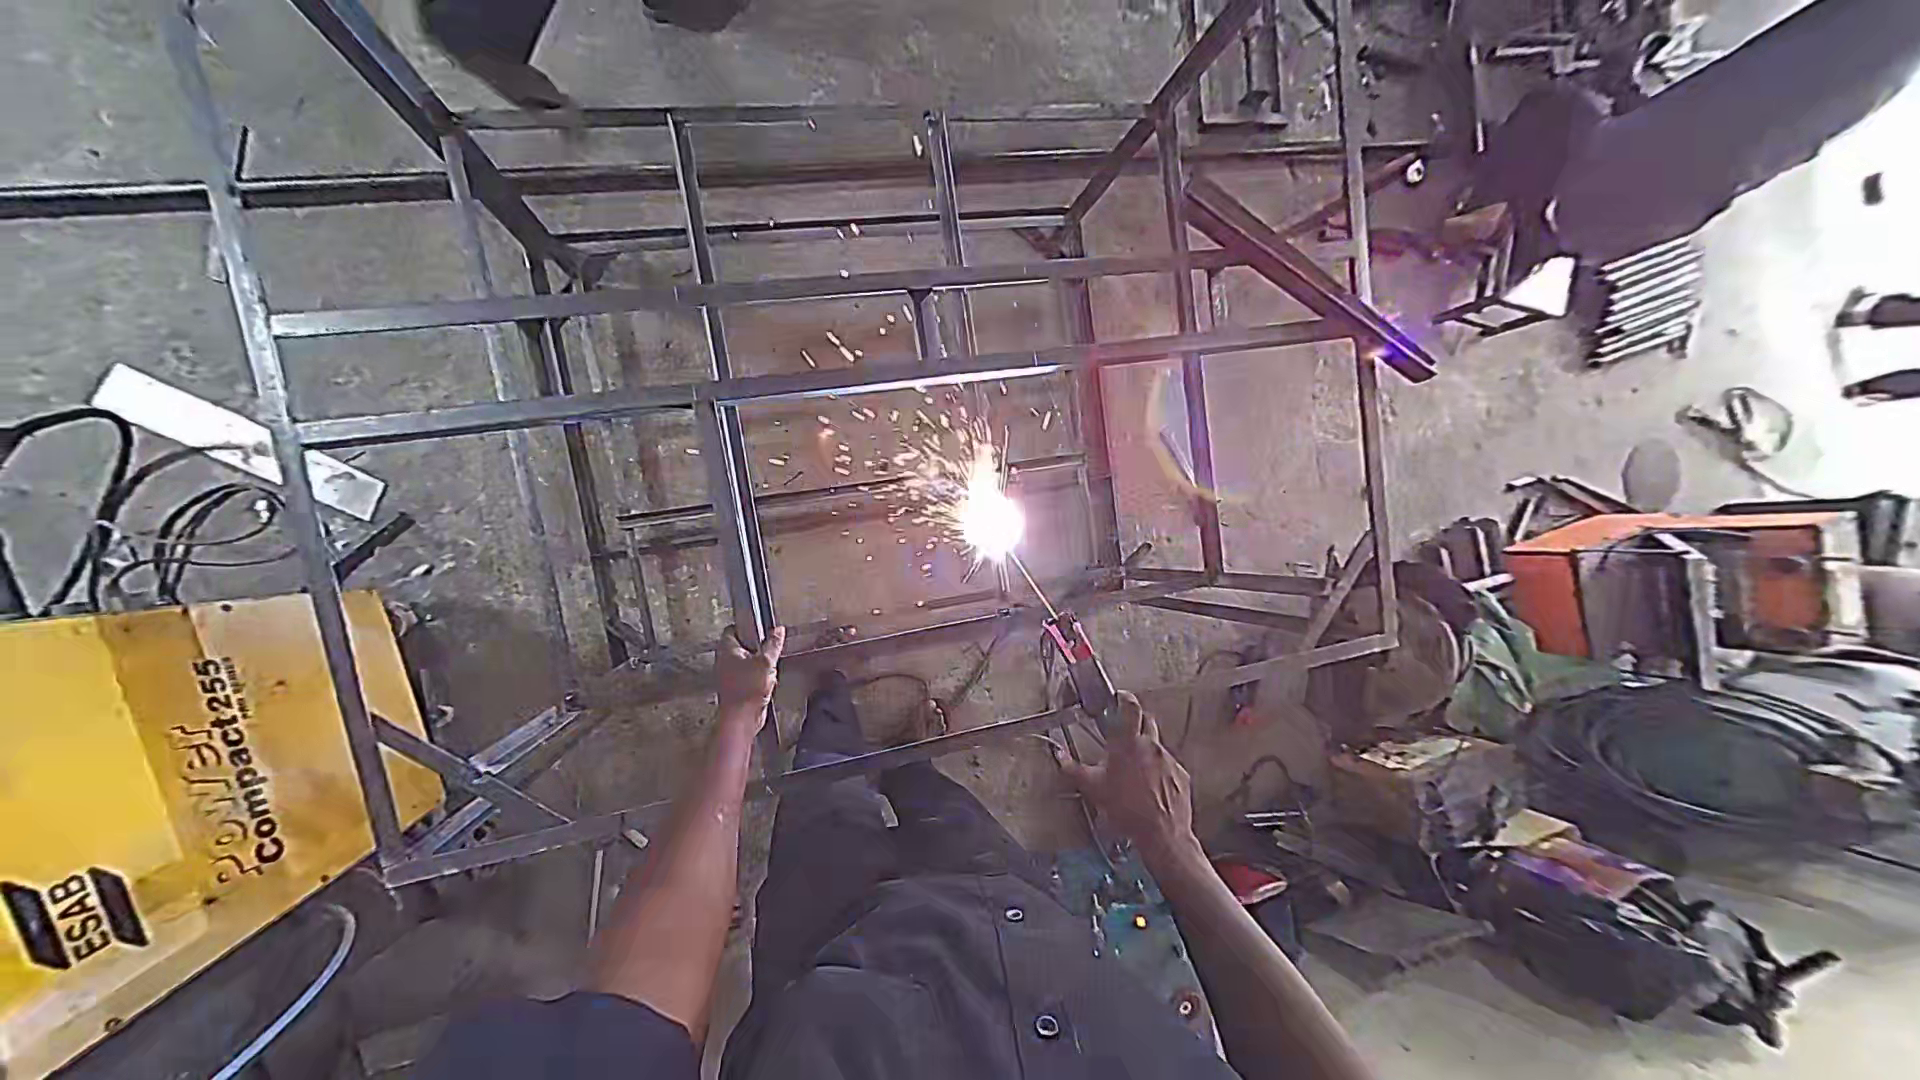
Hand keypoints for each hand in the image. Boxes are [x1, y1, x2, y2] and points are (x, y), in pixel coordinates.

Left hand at [715, 624, 785, 720]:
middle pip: (739, 645)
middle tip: (766, 647)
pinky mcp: (735, 688)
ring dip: (757, 663)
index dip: (745, 627)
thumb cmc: (747, 690)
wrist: (742, 717)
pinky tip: (766, 681)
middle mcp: (724, 662)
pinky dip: (756, 677)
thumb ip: (773, 644)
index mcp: (726, 650)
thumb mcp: (766, 662)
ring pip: (743, 662)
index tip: (758, 627)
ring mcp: (728, 675)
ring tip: (768, 666)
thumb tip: (778, 631)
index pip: (731, 629)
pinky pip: (746, 676)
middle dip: (755, 646)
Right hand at [1054, 692, 1198, 864]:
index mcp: (1127, 743)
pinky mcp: (1180, 775)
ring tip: (1134, 769)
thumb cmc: (1126, 810)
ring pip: (1156, 745)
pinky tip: (1149, 786)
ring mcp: (1168, 760)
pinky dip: (1158, 770)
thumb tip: (1059, 756)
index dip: (1125, 697)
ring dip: (1145, 750)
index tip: (1120, 697)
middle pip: (1146, 720)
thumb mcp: (1093, 788)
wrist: (1162, 834)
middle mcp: (1150, 746)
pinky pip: (1168, 765)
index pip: (1130, 706)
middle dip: (1135, 722)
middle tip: (1124, 733)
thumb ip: (1073, 768)